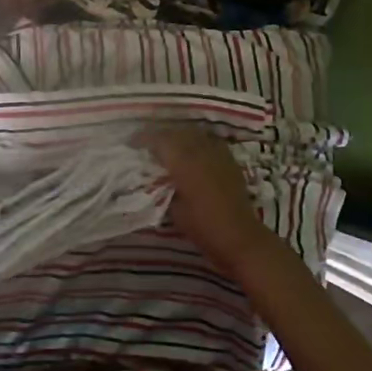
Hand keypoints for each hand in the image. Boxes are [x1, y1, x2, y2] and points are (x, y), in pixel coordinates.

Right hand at [136, 127, 276, 270]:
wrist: (240, 237)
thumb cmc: (202, 227)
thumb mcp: (173, 209)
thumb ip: (161, 187)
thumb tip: (151, 177)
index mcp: (184, 163)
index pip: (160, 140)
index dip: (143, 139)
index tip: (131, 144)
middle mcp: (201, 151)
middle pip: (176, 132)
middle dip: (159, 135)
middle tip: (146, 145)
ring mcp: (218, 153)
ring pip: (194, 133)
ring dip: (178, 136)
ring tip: (167, 146)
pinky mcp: (229, 160)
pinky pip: (209, 141)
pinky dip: (196, 141)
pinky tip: (191, 152)